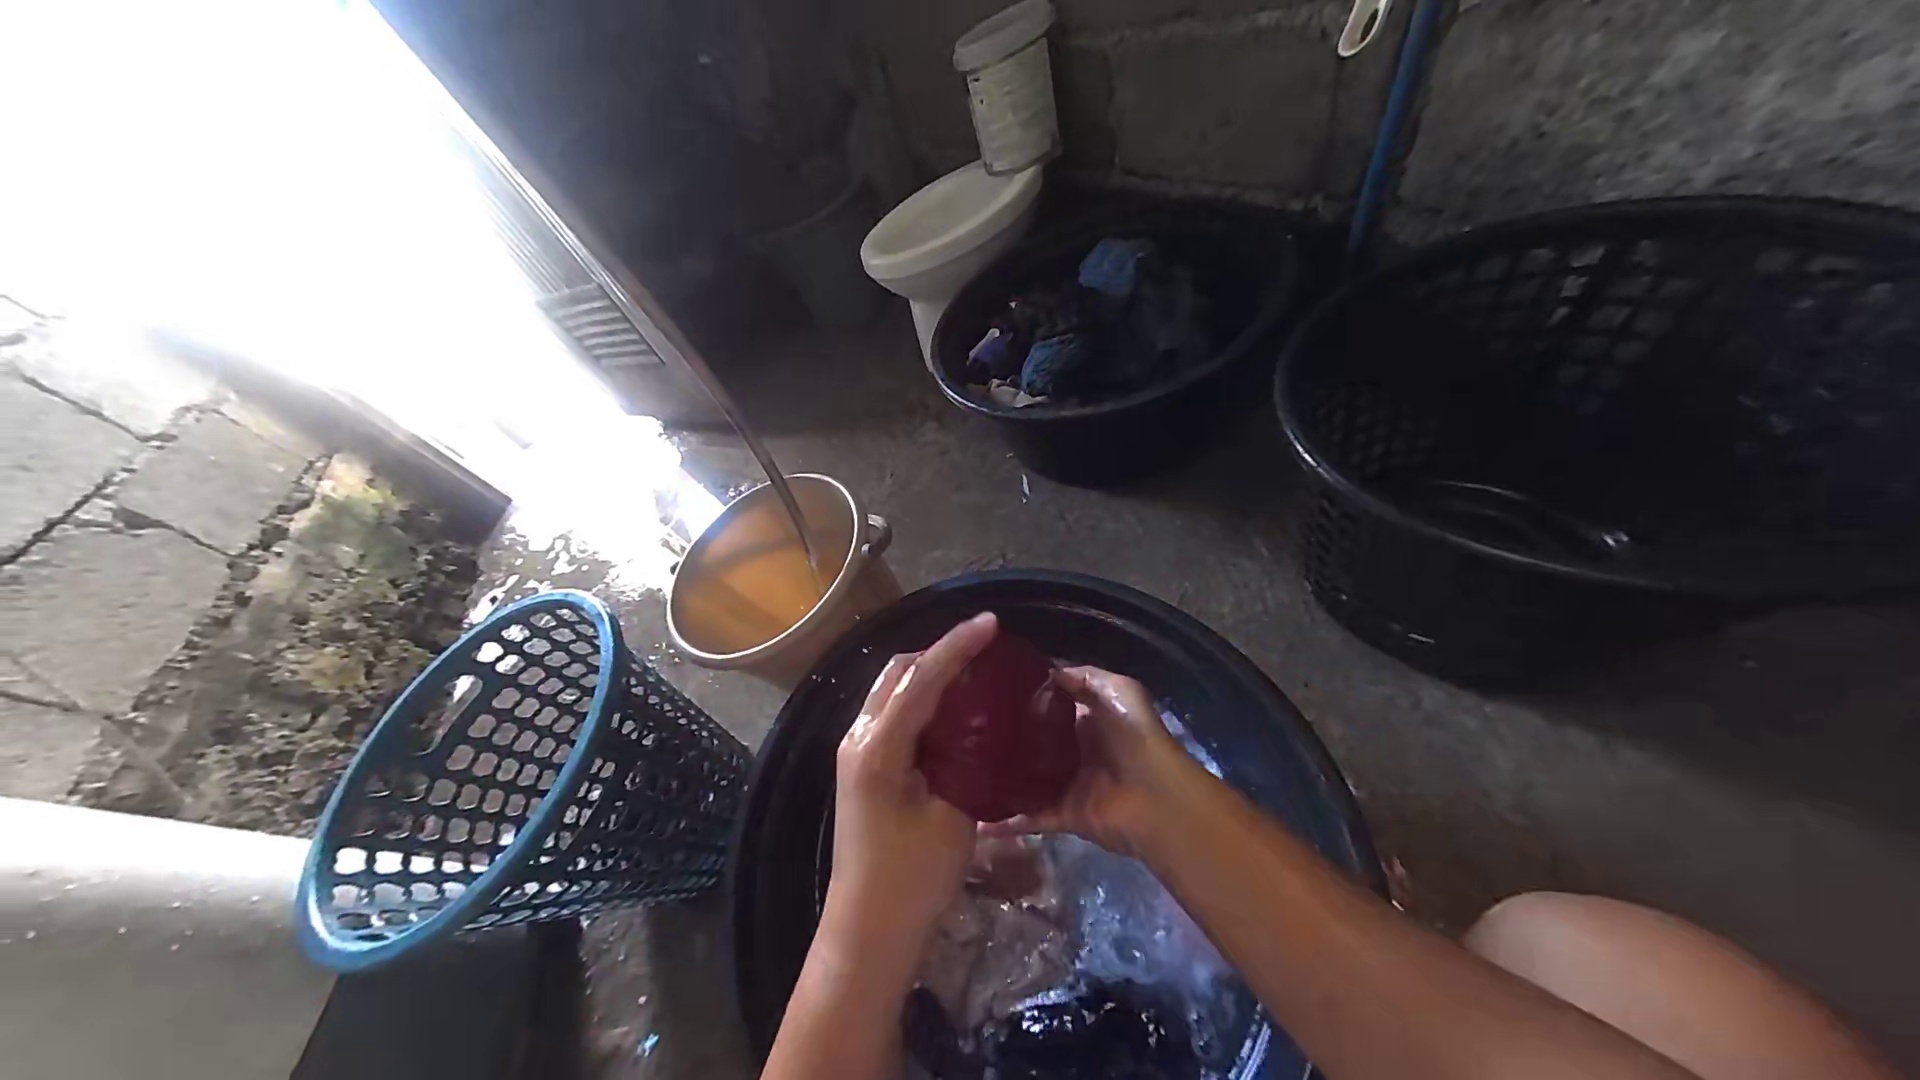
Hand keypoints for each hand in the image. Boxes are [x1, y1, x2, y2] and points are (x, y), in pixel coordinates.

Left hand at [824, 611, 998, 953]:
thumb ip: (967, 761)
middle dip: (939, 650)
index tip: (991, 623)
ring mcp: (855, 750)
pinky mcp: (861, 764)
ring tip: (972, 668)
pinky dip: (919, 696)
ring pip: (891, 688)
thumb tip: (984, 728)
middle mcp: (859, 736)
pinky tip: (951, 705)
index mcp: (878, 747)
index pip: (921, 679)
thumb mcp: (954, 816)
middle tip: (984, 647)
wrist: (867, 930)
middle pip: (898, 671)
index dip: (957, 646)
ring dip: (928, 671)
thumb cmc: (912, 879)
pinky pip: (891, 712)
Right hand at [981, 665, 1202, 856]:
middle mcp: (1075, 751)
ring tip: (958, 770)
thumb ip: (1084, 678)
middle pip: (1033, 742)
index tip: (988, 689)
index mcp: (1088, 720)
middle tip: (963, 727)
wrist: (1154, 797)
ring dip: (999, 778)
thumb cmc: (1135, 737)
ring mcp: (1067, 785)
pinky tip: (972, 818)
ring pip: (1025, 780)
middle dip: (1004, 737)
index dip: (1025, 697)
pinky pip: (1028, 817)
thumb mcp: (1117, 690)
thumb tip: (1047, 672)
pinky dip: (1004, 822)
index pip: (1051, 706)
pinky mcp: (1062, 815)